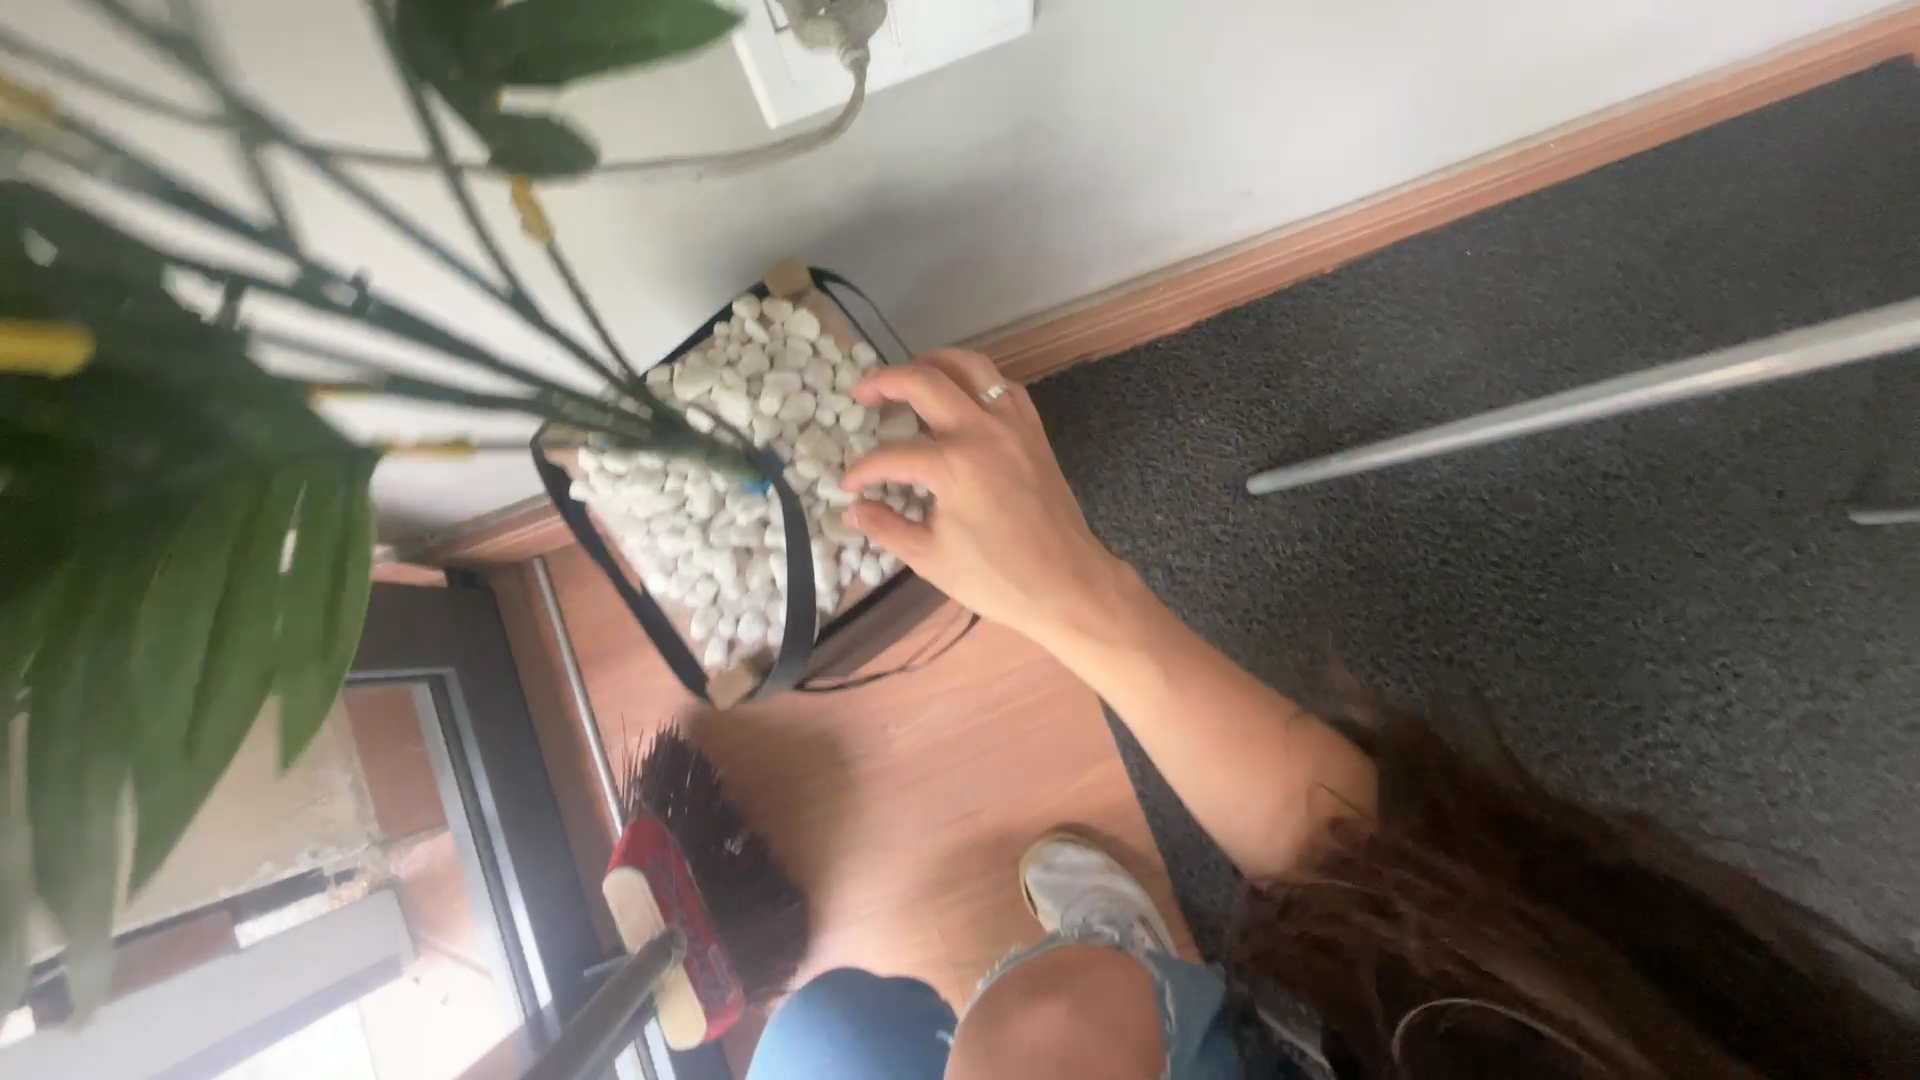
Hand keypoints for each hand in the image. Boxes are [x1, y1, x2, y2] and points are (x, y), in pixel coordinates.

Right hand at [839, 350, 1129, 644]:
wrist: (1066, 585)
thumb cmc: (997, 579)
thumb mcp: (930, 558)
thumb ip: (887, 527)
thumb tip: (854, 511)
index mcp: (953, 465)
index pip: (891, 455)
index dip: (863, 470)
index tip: (849, 485)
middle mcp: (982, 432)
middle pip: (925, 381)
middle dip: (885, 381)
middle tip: (862, 392)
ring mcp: (1013, 427)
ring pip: (971, 367)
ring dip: (934, 362)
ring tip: (911, 374)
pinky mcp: (1034, 434)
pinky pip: (1005, 388)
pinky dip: (979, 382)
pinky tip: (965, 397)